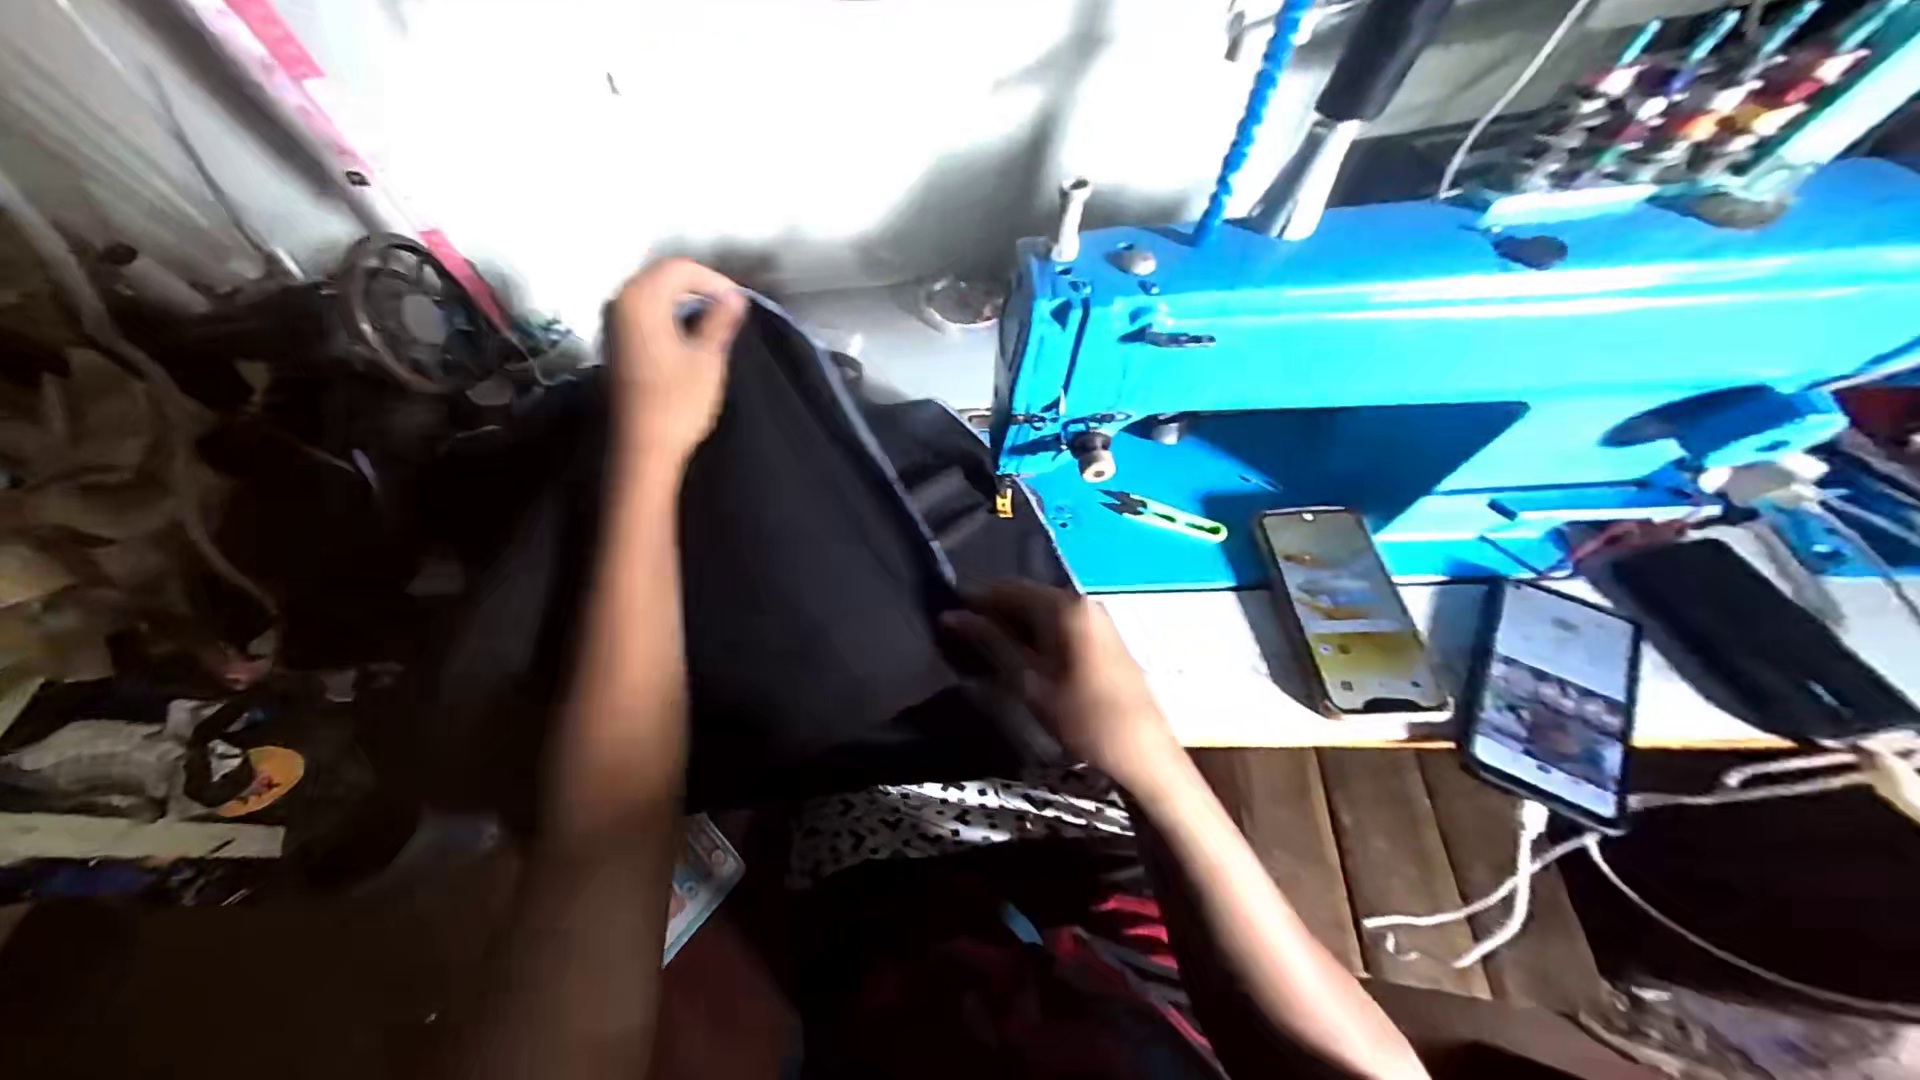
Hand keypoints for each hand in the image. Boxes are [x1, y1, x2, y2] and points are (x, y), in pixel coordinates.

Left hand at [609, 257, 748, 465]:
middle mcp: (620, 302)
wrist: (644, 446)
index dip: (714, 280)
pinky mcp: (618, 342)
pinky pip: (647, 313)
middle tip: (732, 309)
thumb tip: (735, 297)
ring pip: (654, 294)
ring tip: (717, 320)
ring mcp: (615, 323)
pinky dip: (671, 315)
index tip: (740, 303)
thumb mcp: (708, 358)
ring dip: (686, 301)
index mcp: (640, 300)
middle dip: (700, 286)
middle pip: (663, 276)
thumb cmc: (678, 402)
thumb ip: (720, 321)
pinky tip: (692, 334)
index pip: (679, 268)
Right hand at [941, 580, 1179, 789]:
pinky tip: (1018, 656)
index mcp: (1066, 606)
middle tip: (961, 634)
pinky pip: (1059, 624)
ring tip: (983, 648)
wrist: (1143, 753)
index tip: (946, 615)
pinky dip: (1035, 635)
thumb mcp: (1029, 683)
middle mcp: (1083, 602)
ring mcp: (1097, 618)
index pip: (1008, 587)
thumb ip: (990, 643)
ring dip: (1013, 625)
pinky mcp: (1103, 637)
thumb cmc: (1083, 719)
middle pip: (1027, 596)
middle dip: (993, 612)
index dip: (974, 599)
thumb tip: (951, 615)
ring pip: (1042, 612)